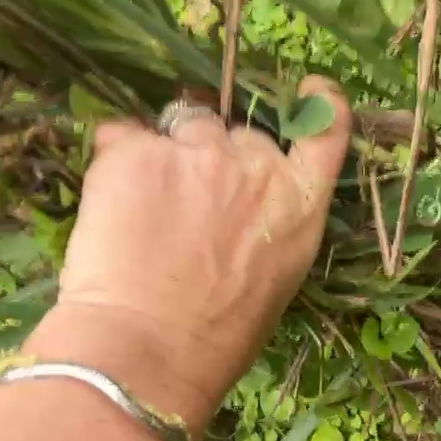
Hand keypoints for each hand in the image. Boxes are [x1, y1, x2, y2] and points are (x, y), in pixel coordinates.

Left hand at [24, 77, 352, 429]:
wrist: (151, 350)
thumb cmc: (220, 335)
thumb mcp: (274, 276)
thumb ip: (267, 221)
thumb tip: (235, 202)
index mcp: (301, 205)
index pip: (327, 132)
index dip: (321, 104)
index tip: (311, 90)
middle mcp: (258, 168)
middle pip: (239, 132)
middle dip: (217, 153)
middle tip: (188, 202)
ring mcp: (200, 154)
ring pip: (183, 126)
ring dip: (168, 152)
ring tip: (146, 206)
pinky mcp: (139, 151)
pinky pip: (124, 136)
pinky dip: (118, 161)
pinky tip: (113, 207)